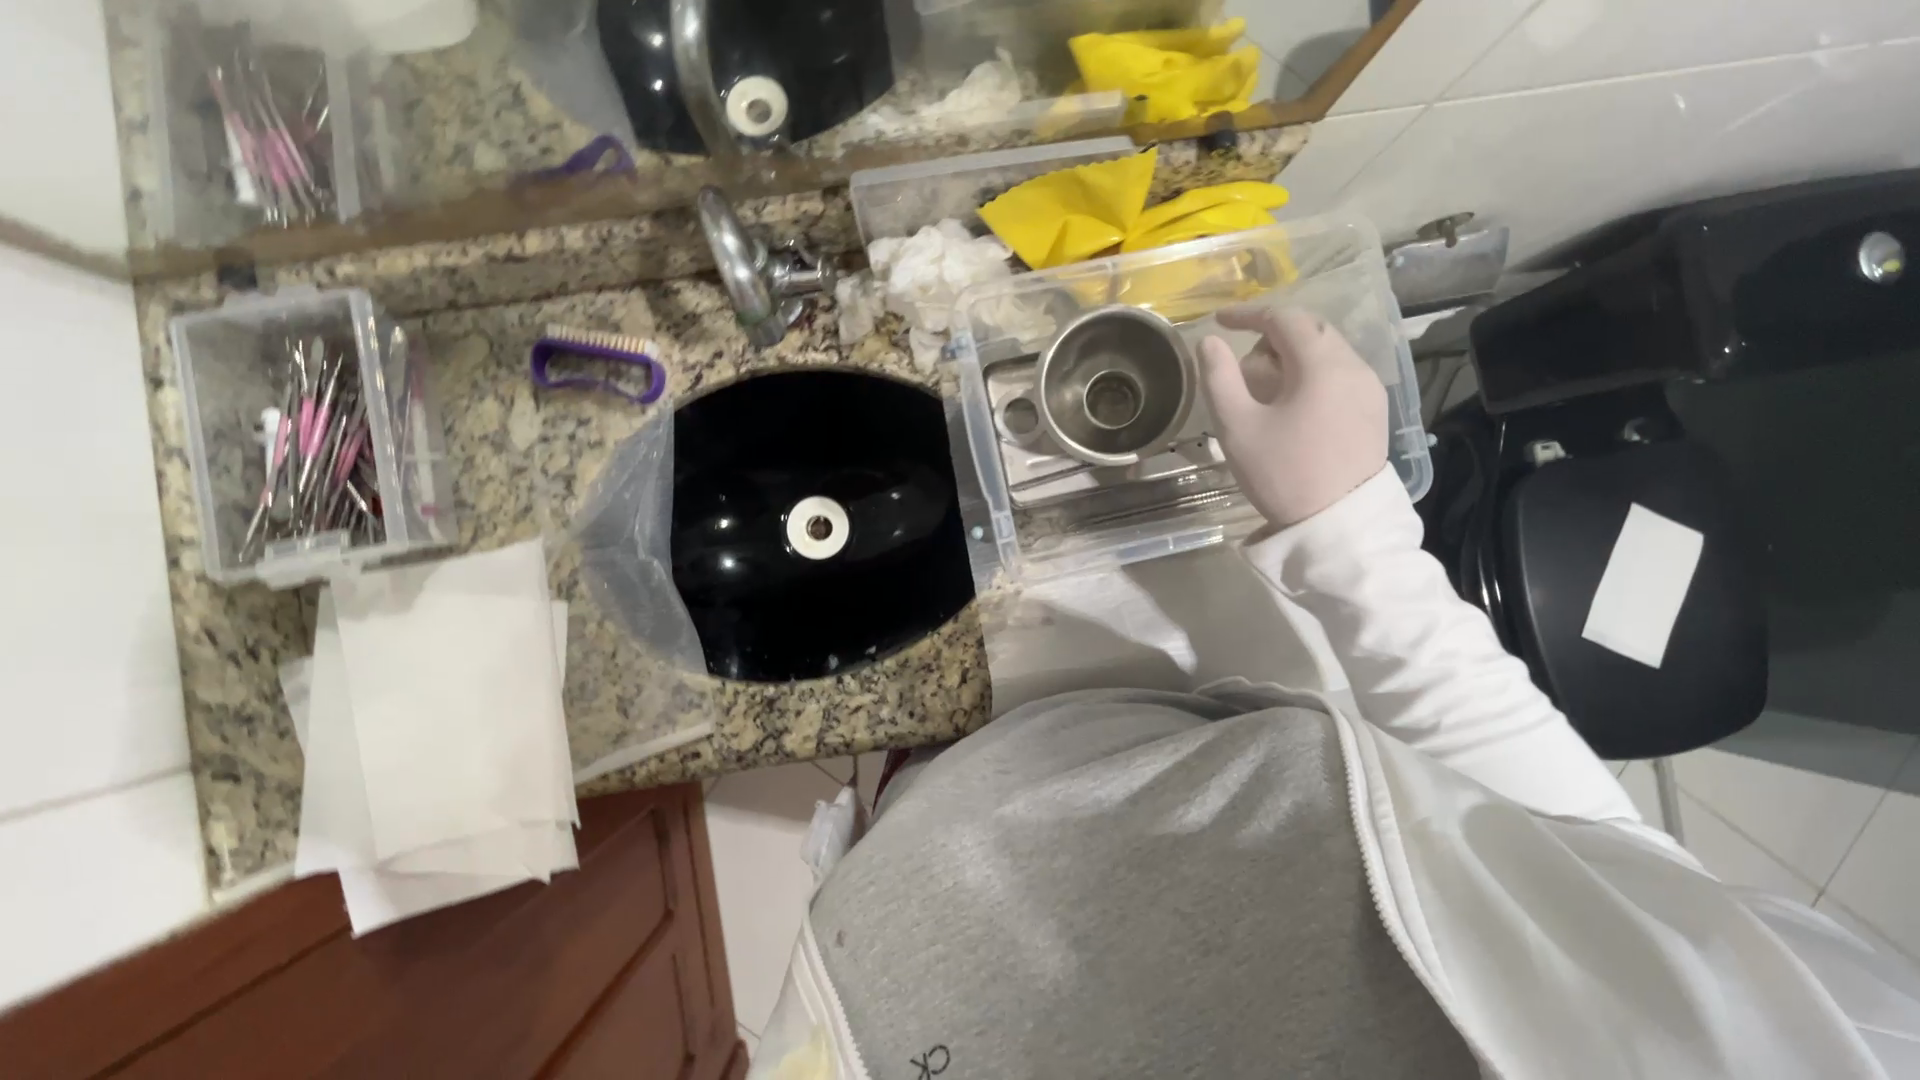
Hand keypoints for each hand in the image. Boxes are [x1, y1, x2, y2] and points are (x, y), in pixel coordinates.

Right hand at [1200, 307, 1387, 527]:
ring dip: (1292, 356)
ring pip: (1328, 352)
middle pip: (1311, 331)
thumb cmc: (1283, 474)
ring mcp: (1369, 389)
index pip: (1284, 319)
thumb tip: (1209, 343)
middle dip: (1272, 335)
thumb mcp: (1238, 428)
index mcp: (1322, 365)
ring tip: (1262, 385)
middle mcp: (1354, 366)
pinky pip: (1340, 375)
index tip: (1219, 322)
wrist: (1338, 525)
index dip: (1248, 315)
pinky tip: (1292, 403)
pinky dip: (1312, 374)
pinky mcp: (1373, 412)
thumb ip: (1219, 379)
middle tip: (1241, 358)